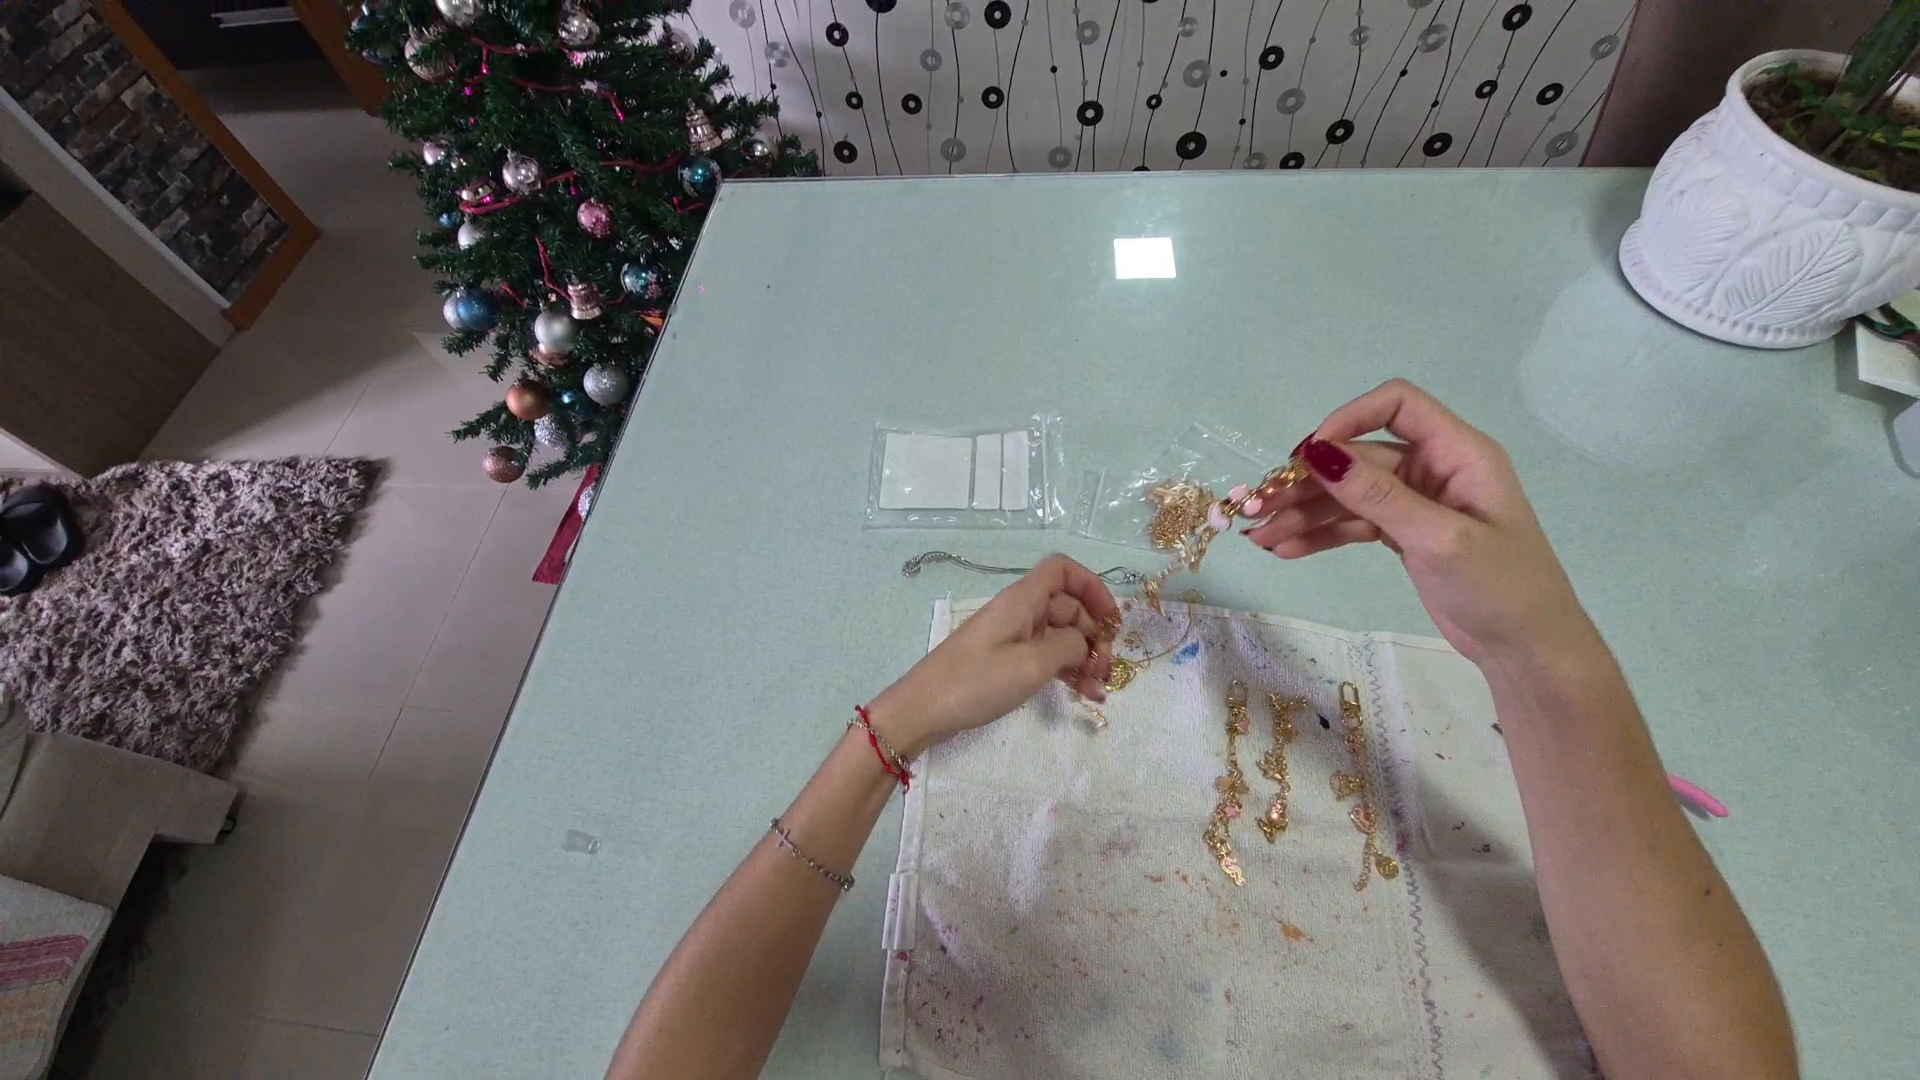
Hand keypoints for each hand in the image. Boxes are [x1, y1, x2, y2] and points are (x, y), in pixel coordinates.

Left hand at [869, 555, 1120, 756]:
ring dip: (1084, 658)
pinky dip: (1066, 671)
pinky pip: (1046, 657)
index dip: (1092, 586)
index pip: (1062, 569)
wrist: (924, 709)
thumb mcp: (1032, 663)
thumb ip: (1069, 646)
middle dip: (1093, 634)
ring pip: (1060, 636)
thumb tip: (1084, 643)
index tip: (1111, 619)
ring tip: (1100, 690)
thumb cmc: (977, 681)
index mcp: (1022, 600)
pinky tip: (1085, 695)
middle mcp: (1019, 612)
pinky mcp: (1005, 662)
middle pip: (1068, 606)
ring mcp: (1012, 637)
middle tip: (1106, 668)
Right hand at [1243, 379, 1593, 666]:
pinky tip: (1286, 551)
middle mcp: (1433, 468)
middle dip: (1305, 482)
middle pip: (1356, 459)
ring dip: (1303, 514)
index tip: (1306, 456)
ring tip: (1260, 539)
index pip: (1397, 406)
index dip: (1348, 420)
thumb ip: (1377, 494)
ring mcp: (1414, 502)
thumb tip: (1318, 453)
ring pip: (1346, 495)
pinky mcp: (1401, 533)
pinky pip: (1351, 523)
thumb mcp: (1437, 538)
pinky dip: (1319, 535)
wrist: (1527, 648)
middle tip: (1259, 507)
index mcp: (1458, 453)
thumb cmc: (1500, 587)